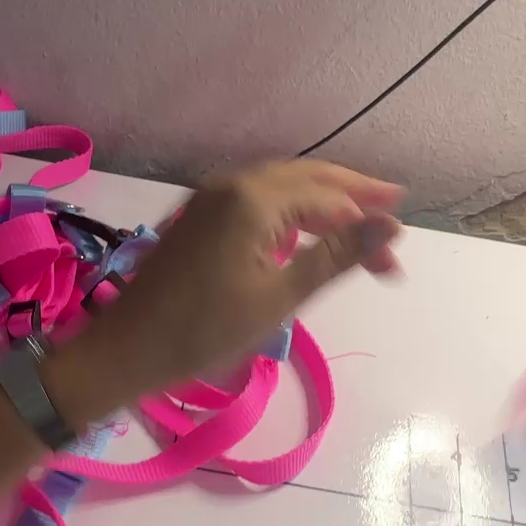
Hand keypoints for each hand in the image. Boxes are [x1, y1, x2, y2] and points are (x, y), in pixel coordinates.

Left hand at [48, 160, 402, 416]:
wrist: (129, 348)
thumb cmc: (204, 330)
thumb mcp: (279, 298)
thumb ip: (336, 256)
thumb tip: (391, 225)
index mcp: (253, 199)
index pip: (328, 202)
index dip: (366, 226)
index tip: (395, 260)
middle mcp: (232, 183)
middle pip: (306, 178)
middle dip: (351, 194)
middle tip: (392, 204)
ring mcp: (210, 196)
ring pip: (280, 186)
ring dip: (321, 200)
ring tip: (358, 216)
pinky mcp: (198, 215)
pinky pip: (255, 199)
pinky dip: (289, 209)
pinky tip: (304, 227)